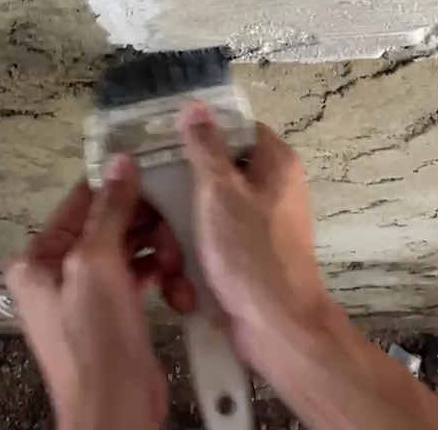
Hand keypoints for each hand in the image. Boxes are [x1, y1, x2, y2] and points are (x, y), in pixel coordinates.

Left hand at [4, 155, 192, 429]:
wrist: (117, 412)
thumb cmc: (95, 346)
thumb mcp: (98, 263)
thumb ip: (110, 210)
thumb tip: (120, 164)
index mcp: (38, 258)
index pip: (81, 200)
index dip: (116, 185)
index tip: (148, 171)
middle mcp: (57, 271)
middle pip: (109, 222)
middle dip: (144, 226)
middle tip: (170, 228)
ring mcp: (86, 292)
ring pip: (129, 246)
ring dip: (158, 251)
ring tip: (174, 264)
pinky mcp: (112, 310)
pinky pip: (138, 274)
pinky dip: (160, 276)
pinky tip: (177, 285)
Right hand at [179, 105, 338, 372]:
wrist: (277, 331)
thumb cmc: (251, 254)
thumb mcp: (219, 192)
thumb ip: (204, 147)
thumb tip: (195, 105)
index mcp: (275, 163)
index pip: (236, 128)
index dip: (203, 133)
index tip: (167, 144)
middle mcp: (272, 188)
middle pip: (215, 172)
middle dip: (182, 197)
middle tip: (160, 214)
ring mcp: (260, 224)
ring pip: (207, 211)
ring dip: (182, 235)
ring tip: (170, 259)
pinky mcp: (248, 256)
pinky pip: (213, 242)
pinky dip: (196, 258)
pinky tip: (182, 280)